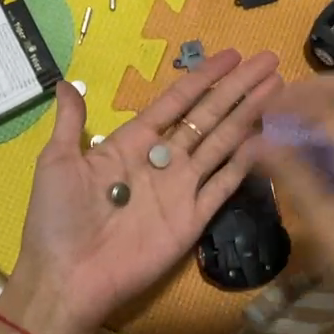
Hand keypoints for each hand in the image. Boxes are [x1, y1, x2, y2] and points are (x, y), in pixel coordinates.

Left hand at [3, 50, 282, 333]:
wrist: (67, 278)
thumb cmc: (57, 217)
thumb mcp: (58, 161)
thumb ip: (72, 122)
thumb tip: (66, 82)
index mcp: (132, 141)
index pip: (176, 101)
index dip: (204, 78)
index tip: (231, 56)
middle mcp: (163, 159)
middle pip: (207, 114)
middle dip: (237, 88)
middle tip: (267, 61)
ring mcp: (181, 189)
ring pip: (222, 142)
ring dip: (248, 115)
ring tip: (277, 88)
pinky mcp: (193, 219)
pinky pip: (223, 185)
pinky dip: (245, 162)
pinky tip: (266, 138)